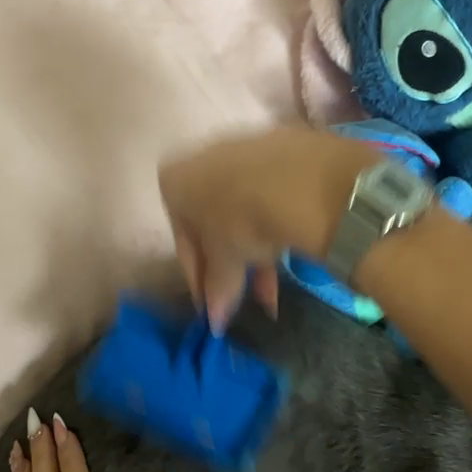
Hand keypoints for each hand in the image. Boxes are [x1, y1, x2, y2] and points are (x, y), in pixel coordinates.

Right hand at [158, 127, 380, 328]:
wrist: (296, 177)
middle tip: (244, 301)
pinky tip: (287, 254)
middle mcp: (201, 160)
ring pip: (243, 214)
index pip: (182, 242)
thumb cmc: (240, 220)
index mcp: (174, 182)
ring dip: (255, 257)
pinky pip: (268, 199)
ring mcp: (242, 151)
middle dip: (231, 269)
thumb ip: (217, 289)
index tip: (213, 308)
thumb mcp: (225, 261)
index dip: (199, 281)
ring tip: (271, 292)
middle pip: (213, 227)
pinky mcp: (280, 150)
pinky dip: (274, 229)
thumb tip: (214, 321)